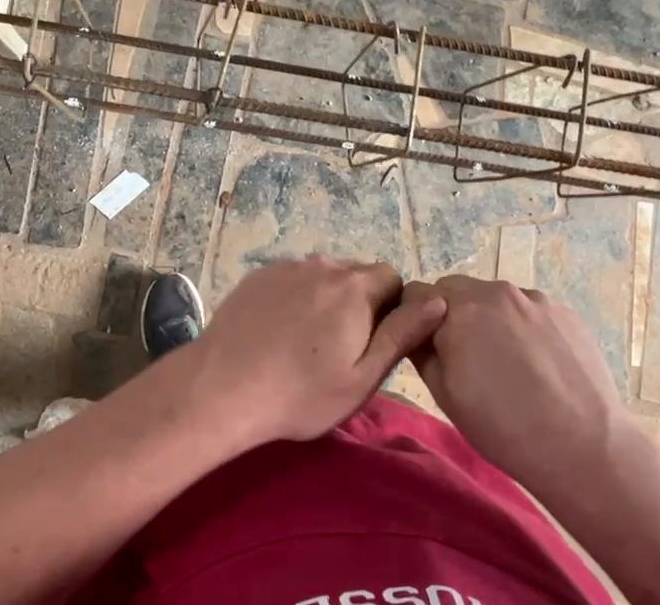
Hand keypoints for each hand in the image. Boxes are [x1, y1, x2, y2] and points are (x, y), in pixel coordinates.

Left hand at [184, 258, 446, 447]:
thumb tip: (438, 301)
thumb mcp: (362, 377)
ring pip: (322, 277)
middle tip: (339, 349)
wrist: (222, 388)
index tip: (372, 343)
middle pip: (356, 275)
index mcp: (355, 289)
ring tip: (306, 343)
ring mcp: (286, 268)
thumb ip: (402, 334)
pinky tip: (279, 333)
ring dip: (325, 299)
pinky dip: (295, 298)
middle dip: (359, 303)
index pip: (391, 279)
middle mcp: (323, 266)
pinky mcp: (257, 276)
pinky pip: (292, 280)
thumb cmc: (301, 394)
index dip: (390, 310)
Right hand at [403, 276, 622, 477]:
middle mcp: (497, 292)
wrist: (585, 447)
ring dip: (490, 320)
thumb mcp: (444, 395)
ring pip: (495, 300)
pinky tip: (538, 367)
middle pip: (457, 290)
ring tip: (508, 366)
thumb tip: (416, 330)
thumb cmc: (503, 427)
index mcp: (461, 308)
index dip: (416, 319)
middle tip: (466, 360)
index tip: (428, 349)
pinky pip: (529, 311)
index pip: (418, 293)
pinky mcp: (566, 313)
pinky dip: (523, 329)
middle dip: (452, 315)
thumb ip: (422, 350)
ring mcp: (536, 299)